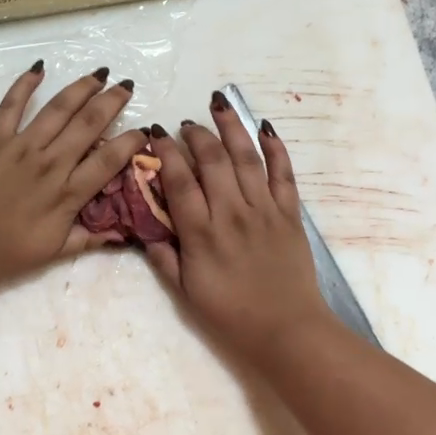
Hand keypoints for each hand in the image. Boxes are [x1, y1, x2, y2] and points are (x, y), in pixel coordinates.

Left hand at [0, 62, 147, 284]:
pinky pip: (11, 106)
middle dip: (112, 101)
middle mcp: (50, 163)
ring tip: (98, 74)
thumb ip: (90, 239)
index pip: (110, 159)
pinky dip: (24, 84)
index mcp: (69, 192)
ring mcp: (21, 148)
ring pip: (58, 109)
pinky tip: (38, 69)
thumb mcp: (56, 252)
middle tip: (126, 86)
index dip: (132, 142)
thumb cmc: (8, 254)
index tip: (144, 131)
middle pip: (89, 124)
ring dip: (81, 88)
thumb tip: (122, 236)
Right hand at [143, 93, 332, 367]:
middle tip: (185, 124)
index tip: (155, 134)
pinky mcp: (290, 214)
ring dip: (231, 128)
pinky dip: (276, 148)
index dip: (165, 152)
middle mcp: (232, 214)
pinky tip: (265, 128)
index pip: (179, 181)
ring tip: (219, 104)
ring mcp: (264, 211)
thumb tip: (146, 230)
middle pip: (212, 160)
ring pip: (246, 158)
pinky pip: (284, 173)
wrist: (287, 330)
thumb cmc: (230, 316)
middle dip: (196, 135)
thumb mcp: (184, 293)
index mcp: (201, 234)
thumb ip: (164, 258)